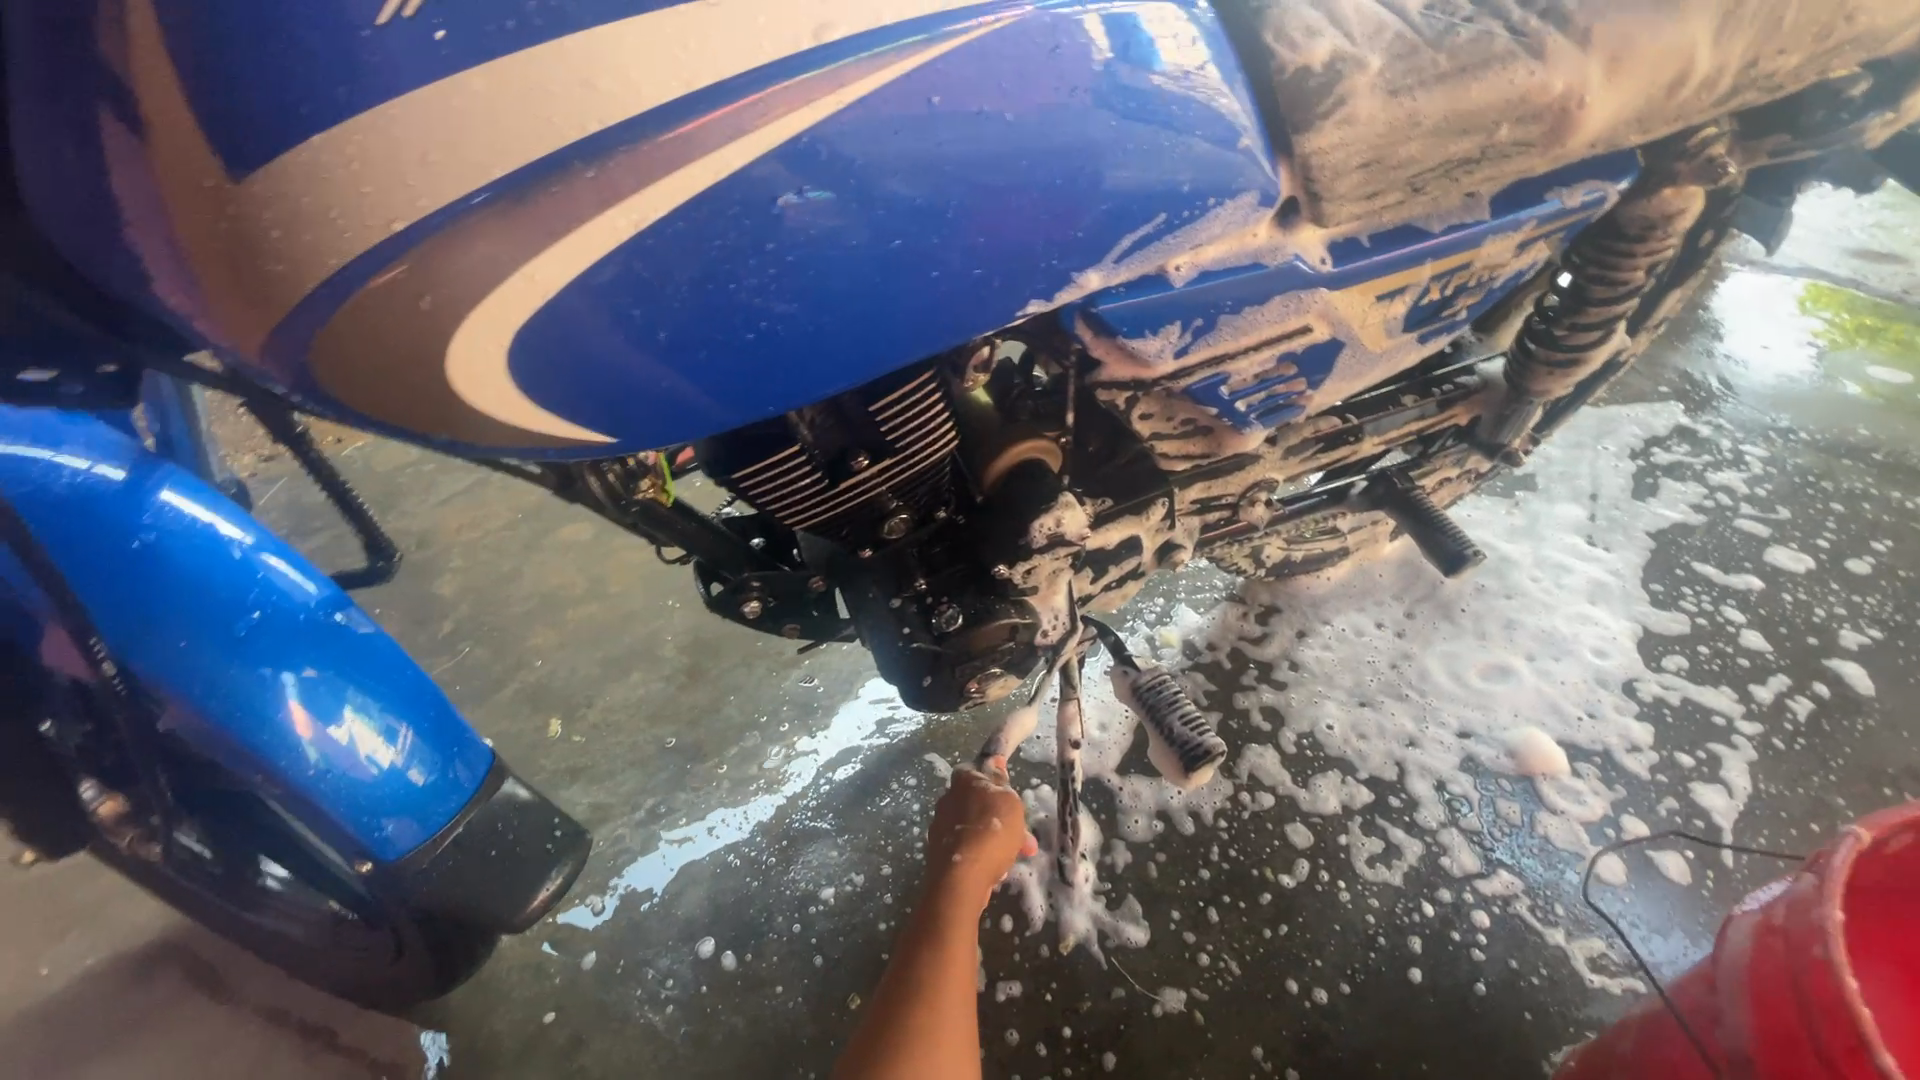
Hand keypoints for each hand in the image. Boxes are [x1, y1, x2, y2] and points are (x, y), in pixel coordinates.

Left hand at [924, 757, 1037, 909]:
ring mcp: (941, 828)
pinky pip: (968, 849)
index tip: (1009, 792)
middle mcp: (947, 800)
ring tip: (1017, 856)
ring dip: (996, 839)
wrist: (963, 877)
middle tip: (1024, 836)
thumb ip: (1000, 781)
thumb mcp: (1008, 800)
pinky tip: (998, 869)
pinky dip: (983, 855)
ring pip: (975, 828)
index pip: (974, 770)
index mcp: (962, 781)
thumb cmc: (992, 830)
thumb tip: (994, 760)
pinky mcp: (940, 853)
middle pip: (977, 803)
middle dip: (1002, 818)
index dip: (992, 779)